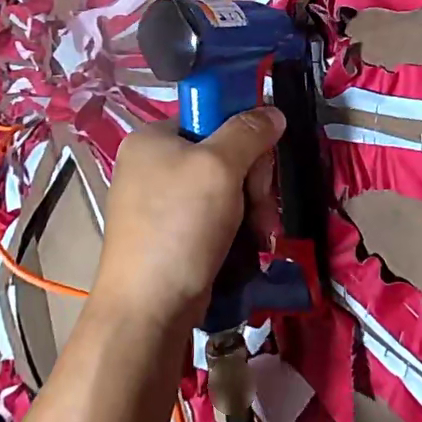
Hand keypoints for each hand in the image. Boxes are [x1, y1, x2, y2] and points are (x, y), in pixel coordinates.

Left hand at [92, 108, 285, 328]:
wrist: (148, 309)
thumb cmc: (179, 225)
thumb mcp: (219, 167)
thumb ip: (249, 133)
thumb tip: (273, 111)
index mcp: (153, 139)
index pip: (211, 116)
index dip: (243, 136)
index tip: (262, 160)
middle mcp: (153, 166)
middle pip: (224, 156)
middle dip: (253, 184)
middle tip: (260, 209)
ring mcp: (161, 204)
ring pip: (226, 191)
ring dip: (252, 211)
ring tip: (260, 237)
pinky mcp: (173, 236)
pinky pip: (216, 219)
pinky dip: (237, 231)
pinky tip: (249, 249)